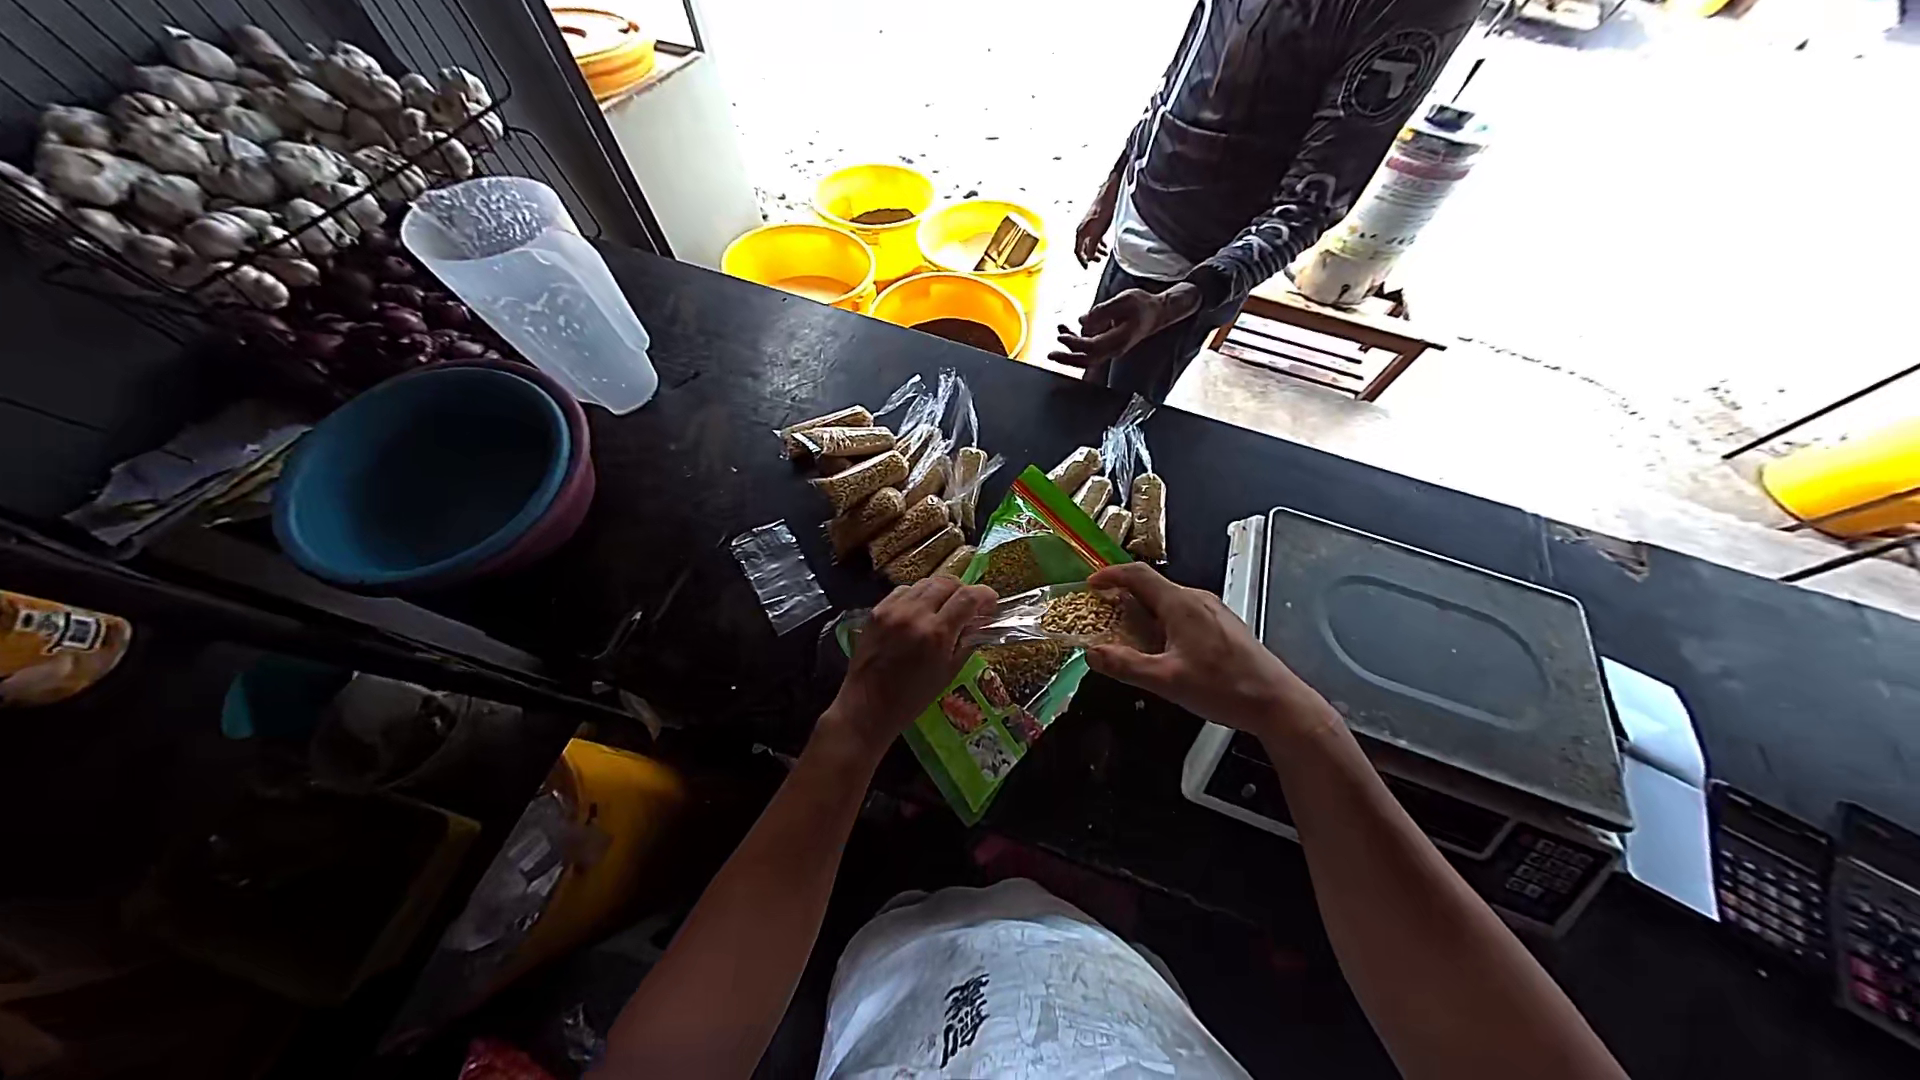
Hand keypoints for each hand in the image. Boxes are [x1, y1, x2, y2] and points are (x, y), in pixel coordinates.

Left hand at [818, 576, 996, 761]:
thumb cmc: (912, 698)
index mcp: (936, 634)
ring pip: (926, 583)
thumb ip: (967, 642)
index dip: (985, 595)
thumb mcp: (949, 672)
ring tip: (944, 607)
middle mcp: (915, 614)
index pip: (968, 597)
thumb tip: (979, 622)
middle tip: (968, 606)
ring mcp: (893, 610)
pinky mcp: (876, 610)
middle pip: (948, 582)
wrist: (866, 706)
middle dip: (964, 591)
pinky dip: (918, 595)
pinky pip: (904, 590)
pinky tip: (919, 611)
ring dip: (941, 591)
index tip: (991, 603)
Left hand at [1047, 283, 1201, 368]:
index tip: (1060, 336)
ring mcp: (1110, 349)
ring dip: (1070, 347)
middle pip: (1086, 361)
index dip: (1074, 344)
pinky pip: (1089, 348)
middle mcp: (1113, 349)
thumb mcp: (1123, 300)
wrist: (1158, 313)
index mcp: (1117, 340)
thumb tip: (1082, 321)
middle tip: (1051, 354)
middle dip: (1067, 359)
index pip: (1091, 347)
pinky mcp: (1107, 345)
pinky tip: (1068, 329)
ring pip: (1086, 355)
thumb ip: (1102, 311)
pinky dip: (1077, 341)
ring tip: (1059, 330)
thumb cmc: (1143, 305)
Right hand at [1074, 182, 1117, 267]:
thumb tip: (1089, 257)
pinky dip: (1100, 244)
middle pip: (1084, 248)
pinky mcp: (1096, 223)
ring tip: (1104, 254)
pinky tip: (1106, 246)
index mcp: (1081, 231)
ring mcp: (1090, 226)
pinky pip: (1095, 238)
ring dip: (1097, 251)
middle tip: (1098, 261)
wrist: (1111, 192)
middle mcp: (1083, 230)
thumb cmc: (1104, 207)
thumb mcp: (1098, 229)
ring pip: (1090, 243)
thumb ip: (1092, 244)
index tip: (1087, 267)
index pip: (1078, 250)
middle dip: (1091, 256)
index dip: (1082, 260)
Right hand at [1083, 562, 1338, 742]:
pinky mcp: (1222, 626)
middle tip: (1102, 615)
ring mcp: (1213, 611)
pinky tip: (1160, 648)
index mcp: (1181, 604)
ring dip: (1142, 611)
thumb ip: (1125, 665)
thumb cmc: (1225, 688)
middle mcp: (1197, 600)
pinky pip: (1183, 613)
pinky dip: (1162, 621)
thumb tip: (1092, 653)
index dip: (1110, 575)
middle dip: (1123, 597)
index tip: (1091, 584)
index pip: (1137, 574)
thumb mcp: (1166, 681)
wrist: (1277, 703)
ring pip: (1168, 601)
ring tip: (1126, 634)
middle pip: (1152, 587)